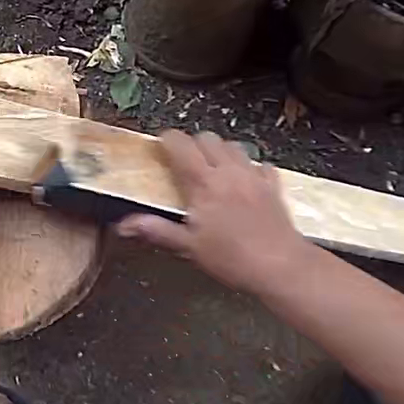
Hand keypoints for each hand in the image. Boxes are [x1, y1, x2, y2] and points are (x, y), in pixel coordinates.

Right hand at [114, 130, 316, 293]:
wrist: (280, 264)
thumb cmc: (231, 258)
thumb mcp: (189, 247)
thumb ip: (157, 230)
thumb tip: (124, 225)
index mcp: (204, 183)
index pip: (181, 145)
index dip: (168, 140)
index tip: (160, 146)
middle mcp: (229, 171)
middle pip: (207, 138)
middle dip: (193, 144)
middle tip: (185, 163)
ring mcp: (253, 175)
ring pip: (234, 146)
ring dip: (220, 151)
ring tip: (213, 170)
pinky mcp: (273, 185)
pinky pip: (261, 164)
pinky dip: (250, 167)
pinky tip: (246, 182)